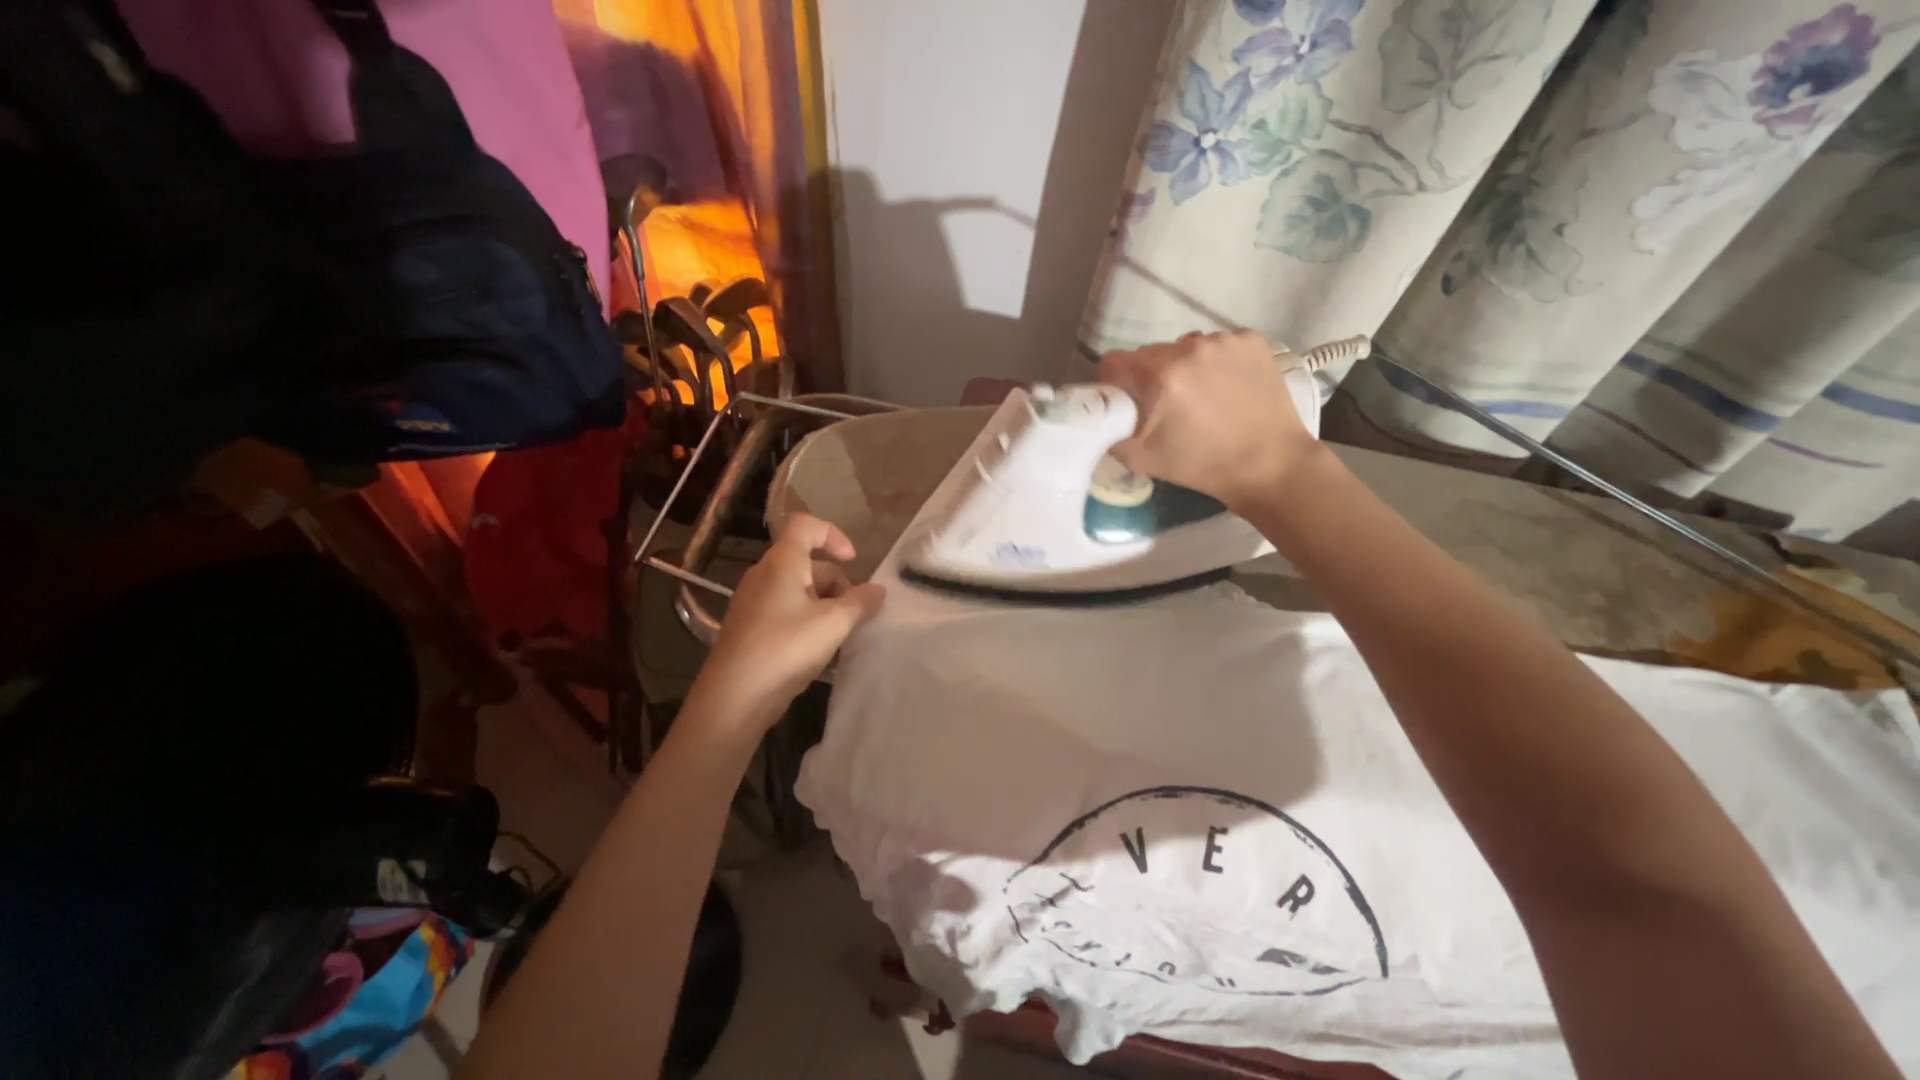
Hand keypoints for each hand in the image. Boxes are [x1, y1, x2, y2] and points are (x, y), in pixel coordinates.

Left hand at [690, 514, 885, 731]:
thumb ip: (861, 603)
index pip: (805, 525)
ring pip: (801, 593)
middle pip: (809, 565)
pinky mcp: (751, 629)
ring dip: (826, 610)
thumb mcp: (834, 624)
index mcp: (781, 562)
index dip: (833, 534)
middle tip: (854, 618)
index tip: (853, 560)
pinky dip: (809, 625)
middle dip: (838, 586)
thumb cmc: (786, 648)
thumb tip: (878, 590)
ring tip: (841, 640)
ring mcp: (755, 603)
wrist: (735, 696)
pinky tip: (821, 655)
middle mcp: (764, 576)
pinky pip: (787, 614)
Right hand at [1099, 330, 1321, 510]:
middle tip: (1170, 406)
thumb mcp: (1143, 460)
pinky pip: (1220, 344)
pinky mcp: (1252, 340)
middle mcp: (1190, 347)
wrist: (1271, 466)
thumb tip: (1099, 419)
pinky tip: (1230, 387)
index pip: (1115, 361)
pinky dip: (1219, 361)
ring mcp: (1224, 341)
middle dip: (1153, 376)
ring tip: (1204, 397)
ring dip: (1187, 366)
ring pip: (1186, 346)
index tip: (1129, 401)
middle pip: (1151, 353)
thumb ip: (1110, 434)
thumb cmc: (1203, 466)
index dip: (1115, 382)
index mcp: (1160, 375)